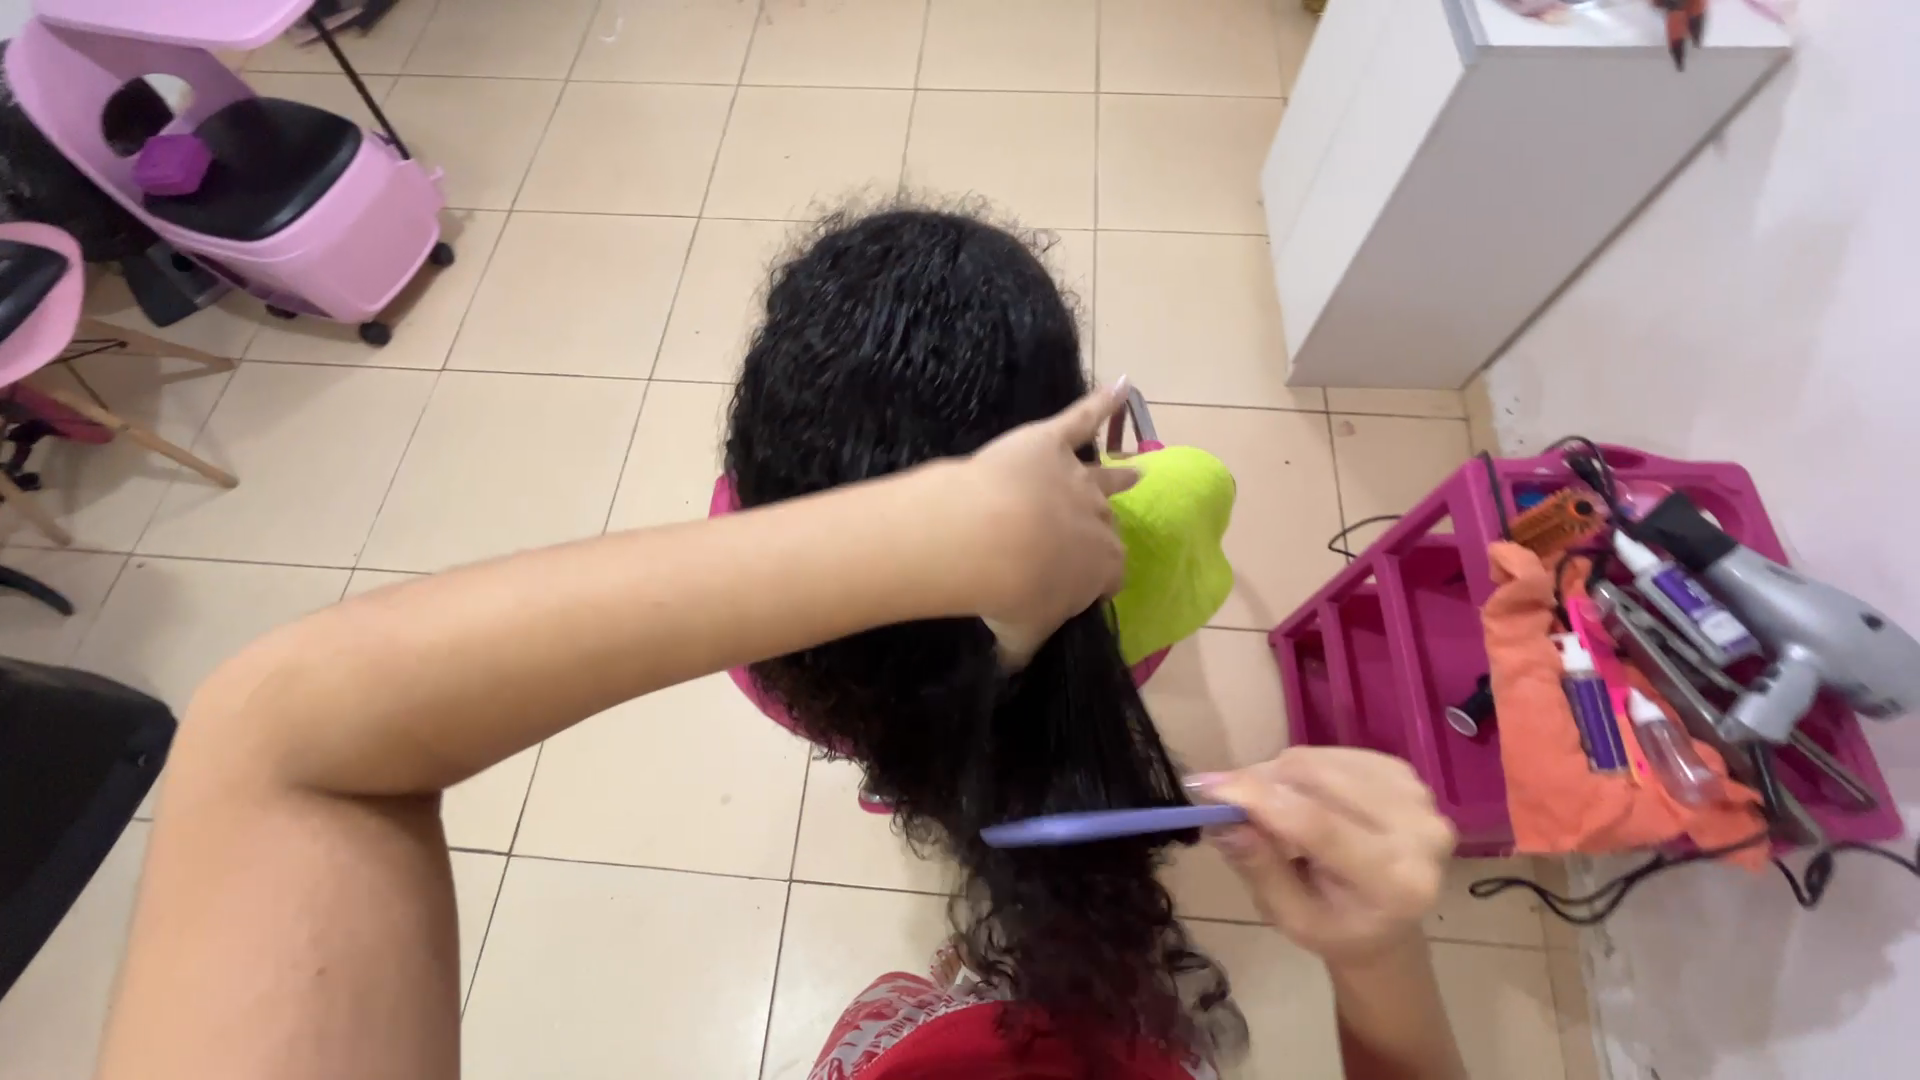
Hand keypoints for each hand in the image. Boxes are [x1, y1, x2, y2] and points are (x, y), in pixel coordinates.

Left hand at [942, 379, 1139, 639]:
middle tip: (1091, 535)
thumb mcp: (1020, 638)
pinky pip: (1082, 419)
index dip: (1099, 578)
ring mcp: (1077, 479)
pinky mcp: (1050, 443)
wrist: (988, 538)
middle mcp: (1098, 521)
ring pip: (1105, 477)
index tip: (1087, 585)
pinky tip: (1121, 385)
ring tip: (1135, 472)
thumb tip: (1010, 671)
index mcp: (1099, 569)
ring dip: (1120, 476)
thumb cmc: (1008, 595)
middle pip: (1106, 524)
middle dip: (1100, 531)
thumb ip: (1021, 652)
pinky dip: (1101, 402)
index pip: (1110, 573)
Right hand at [1190, 748, 1456, 965]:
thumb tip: (1224, 822)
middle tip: (1226, 796)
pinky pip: (1332, 754)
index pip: (1317, 824)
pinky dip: (1301, 768)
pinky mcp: (1405, 776)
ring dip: (1277, 773)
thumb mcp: (1289, 916)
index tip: (1205, 786)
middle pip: (1317, 781)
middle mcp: (1420, 834)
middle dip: (1259, 781)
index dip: (1256, 798)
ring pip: (1320, 761)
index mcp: (1395, 883)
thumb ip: (1260, 868)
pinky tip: (1299, 794)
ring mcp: (1418, 799)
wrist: (1387, 921)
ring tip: (1265, 803)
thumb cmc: (1334, 925)